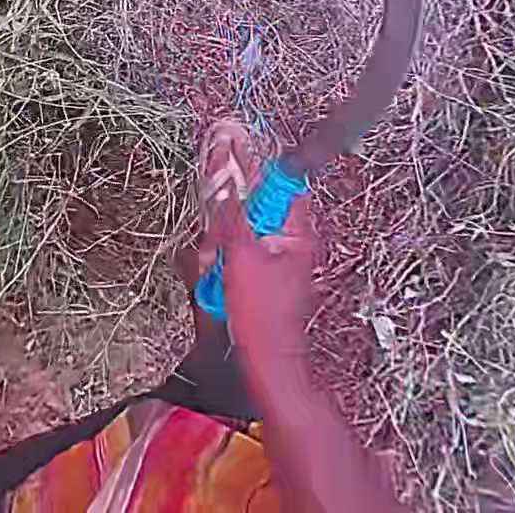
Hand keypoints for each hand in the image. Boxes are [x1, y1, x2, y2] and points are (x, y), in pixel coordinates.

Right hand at [216, 184, 317, 379]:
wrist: (267, 360)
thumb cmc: (261, 313)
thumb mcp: (241, 257)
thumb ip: (233, 218)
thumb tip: (229, 186)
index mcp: (295, 234)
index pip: (285, 187)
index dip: (263, 169)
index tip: (241, 153)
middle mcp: (293, 243)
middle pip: (263, 207)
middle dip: (237, 210)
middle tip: (220, 217)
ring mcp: (282, 260)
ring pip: (251, 230)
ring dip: (230, 236)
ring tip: (218, 257)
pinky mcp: (269, 275)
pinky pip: (247, 251)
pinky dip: (231, 254)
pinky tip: (219, 270)